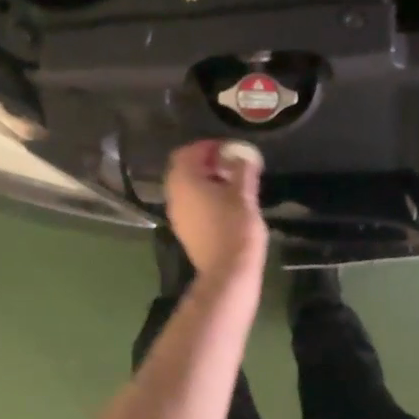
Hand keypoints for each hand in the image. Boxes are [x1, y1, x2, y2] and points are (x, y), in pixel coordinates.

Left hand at [164, 140, 267, 281]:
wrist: (228, 271)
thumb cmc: (236, 227)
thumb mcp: (244, 193)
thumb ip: (243, 168)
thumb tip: (244, 155)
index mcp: (184, 181)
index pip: (188, 152)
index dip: (208, 146)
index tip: (230, 149)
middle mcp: (174, 195)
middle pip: (183, 169)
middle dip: (205, 162)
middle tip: (230, 163)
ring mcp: (176, 214)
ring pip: (186, 187)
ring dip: (205, 180)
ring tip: (231, 183)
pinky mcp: (184, 230)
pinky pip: (190, 204)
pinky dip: (203, 197)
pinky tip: (225, 203)